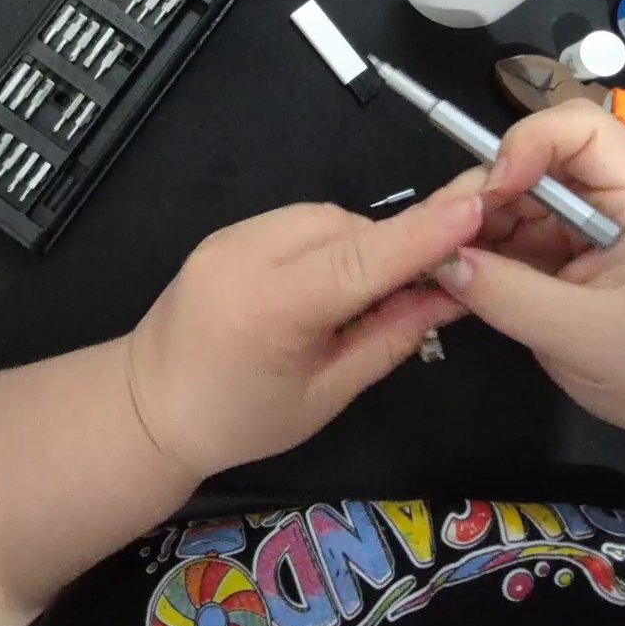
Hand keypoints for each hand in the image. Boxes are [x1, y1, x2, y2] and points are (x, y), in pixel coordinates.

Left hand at [125, 188, 482, 478]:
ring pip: (323, 217)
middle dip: (391, 248)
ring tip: (366, 291)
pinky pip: (295, 222)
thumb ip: (389, 339)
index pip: (359, 259)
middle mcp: (245, 255)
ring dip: (360, 242)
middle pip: (345, 228)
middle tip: (419, 287)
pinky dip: (328, 241)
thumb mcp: (325, 395)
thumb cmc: (240, 419)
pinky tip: (329, 277)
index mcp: (269, 307)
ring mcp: (229, 236)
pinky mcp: (225, 231)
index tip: (475, 206)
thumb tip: (448, 295)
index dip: (421, 234)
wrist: (149, 403)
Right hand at [436, 100, 624, 467]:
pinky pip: (502, 239)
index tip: (493, 192)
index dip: (531, 141)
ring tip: (436, 265)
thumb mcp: (585, 337)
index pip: (584, 130)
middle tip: (439, 240)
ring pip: (507, 200)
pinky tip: (450, 279)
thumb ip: (508, 295)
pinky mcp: (555, 259)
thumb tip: (439, 259)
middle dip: (482, 193)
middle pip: (530, 162)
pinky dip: (472, 254)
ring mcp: (576, 230)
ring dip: (469, 226)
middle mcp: (603, 203)